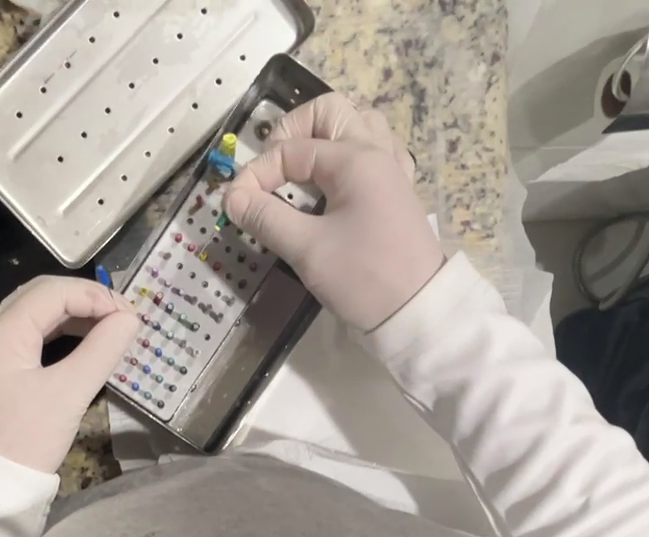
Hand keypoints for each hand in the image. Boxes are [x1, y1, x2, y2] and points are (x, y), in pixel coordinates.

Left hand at [0, 276, 139, 473]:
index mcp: (0, 333)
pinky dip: (60, 334)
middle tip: (123, 317)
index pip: (52, 293)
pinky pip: (30, 337)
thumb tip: (130, 320)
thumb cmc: (28, 440)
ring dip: (74, 315)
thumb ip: (102, 351)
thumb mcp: (69, 394)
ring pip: (35, 315)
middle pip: (41, 296)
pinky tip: (85, 343)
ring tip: (110, 328)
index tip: (131, 316)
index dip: (95, 296)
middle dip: (85, 300)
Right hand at [222, 94, 444, 330]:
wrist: (417, 310)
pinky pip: (375, 152)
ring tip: (302, 170)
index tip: (235, 204)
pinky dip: (350, 156)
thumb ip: (265, 218)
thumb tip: (232, 198)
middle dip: (292, 131)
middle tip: (272, 168)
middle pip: (329, 113)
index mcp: (354, 159)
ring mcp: (391, 170)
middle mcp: (375, 152)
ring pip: (356, 126)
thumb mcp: (306, 250)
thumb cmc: (362, 277)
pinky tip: (336, 181)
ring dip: (324, 138)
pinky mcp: (397, 192)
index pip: (292, 150)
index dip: (257, 174)